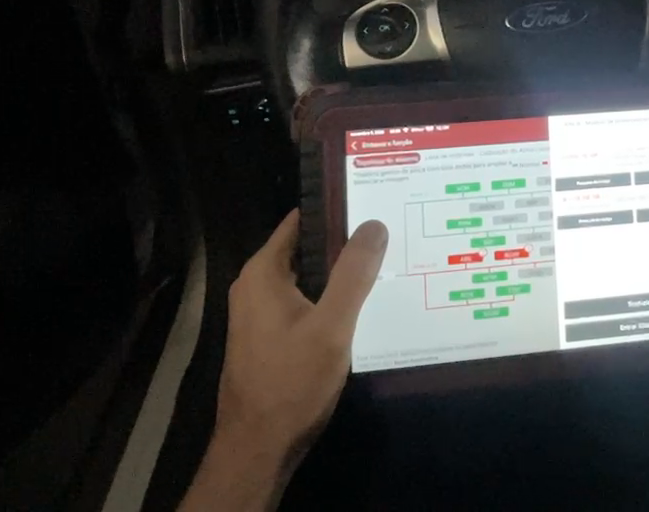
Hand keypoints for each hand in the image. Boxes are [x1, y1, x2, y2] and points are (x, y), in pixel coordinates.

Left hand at [179, 211, 387, 511]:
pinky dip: (332, 296)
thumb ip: (353, 274)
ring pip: (309, 275)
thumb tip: (374, 224)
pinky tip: (365, 301)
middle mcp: (257, 286)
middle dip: (345, 239)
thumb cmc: (291, 382)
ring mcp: (262, 313)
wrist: (258, 450)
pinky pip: (307, 300)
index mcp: (263, 273)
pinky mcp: (272, 336)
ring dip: (341, 270)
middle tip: (390, 228)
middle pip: (307, 246)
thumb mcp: (331, 326)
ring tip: (387, 258)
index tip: (374, 199)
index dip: (336, 207)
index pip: (301, 220)